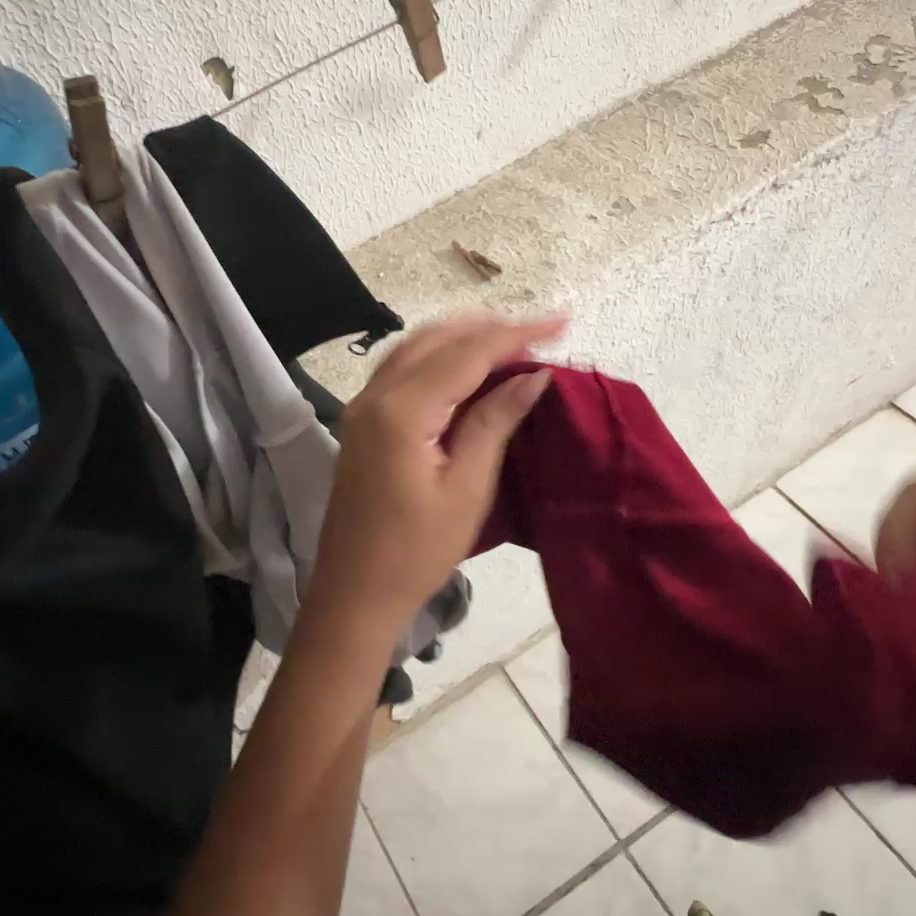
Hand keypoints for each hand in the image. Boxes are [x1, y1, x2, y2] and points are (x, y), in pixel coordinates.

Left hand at [310, 315, 565, 630]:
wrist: (354, 593)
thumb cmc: (415, 552)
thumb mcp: (466, 489)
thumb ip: (494, 422)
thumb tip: (532, 376)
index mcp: (401, 411)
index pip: (466, 354)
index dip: (516, 334)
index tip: (561, 322)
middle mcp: (374, 396)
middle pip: (435, 339)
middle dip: (488, 329)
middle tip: (540, 333)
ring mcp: (362, 407)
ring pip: (414, 348)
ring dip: (461, 338)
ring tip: (511, 342)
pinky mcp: (361, 422)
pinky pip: (401, 370)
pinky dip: (437, 357)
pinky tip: (466, 368)